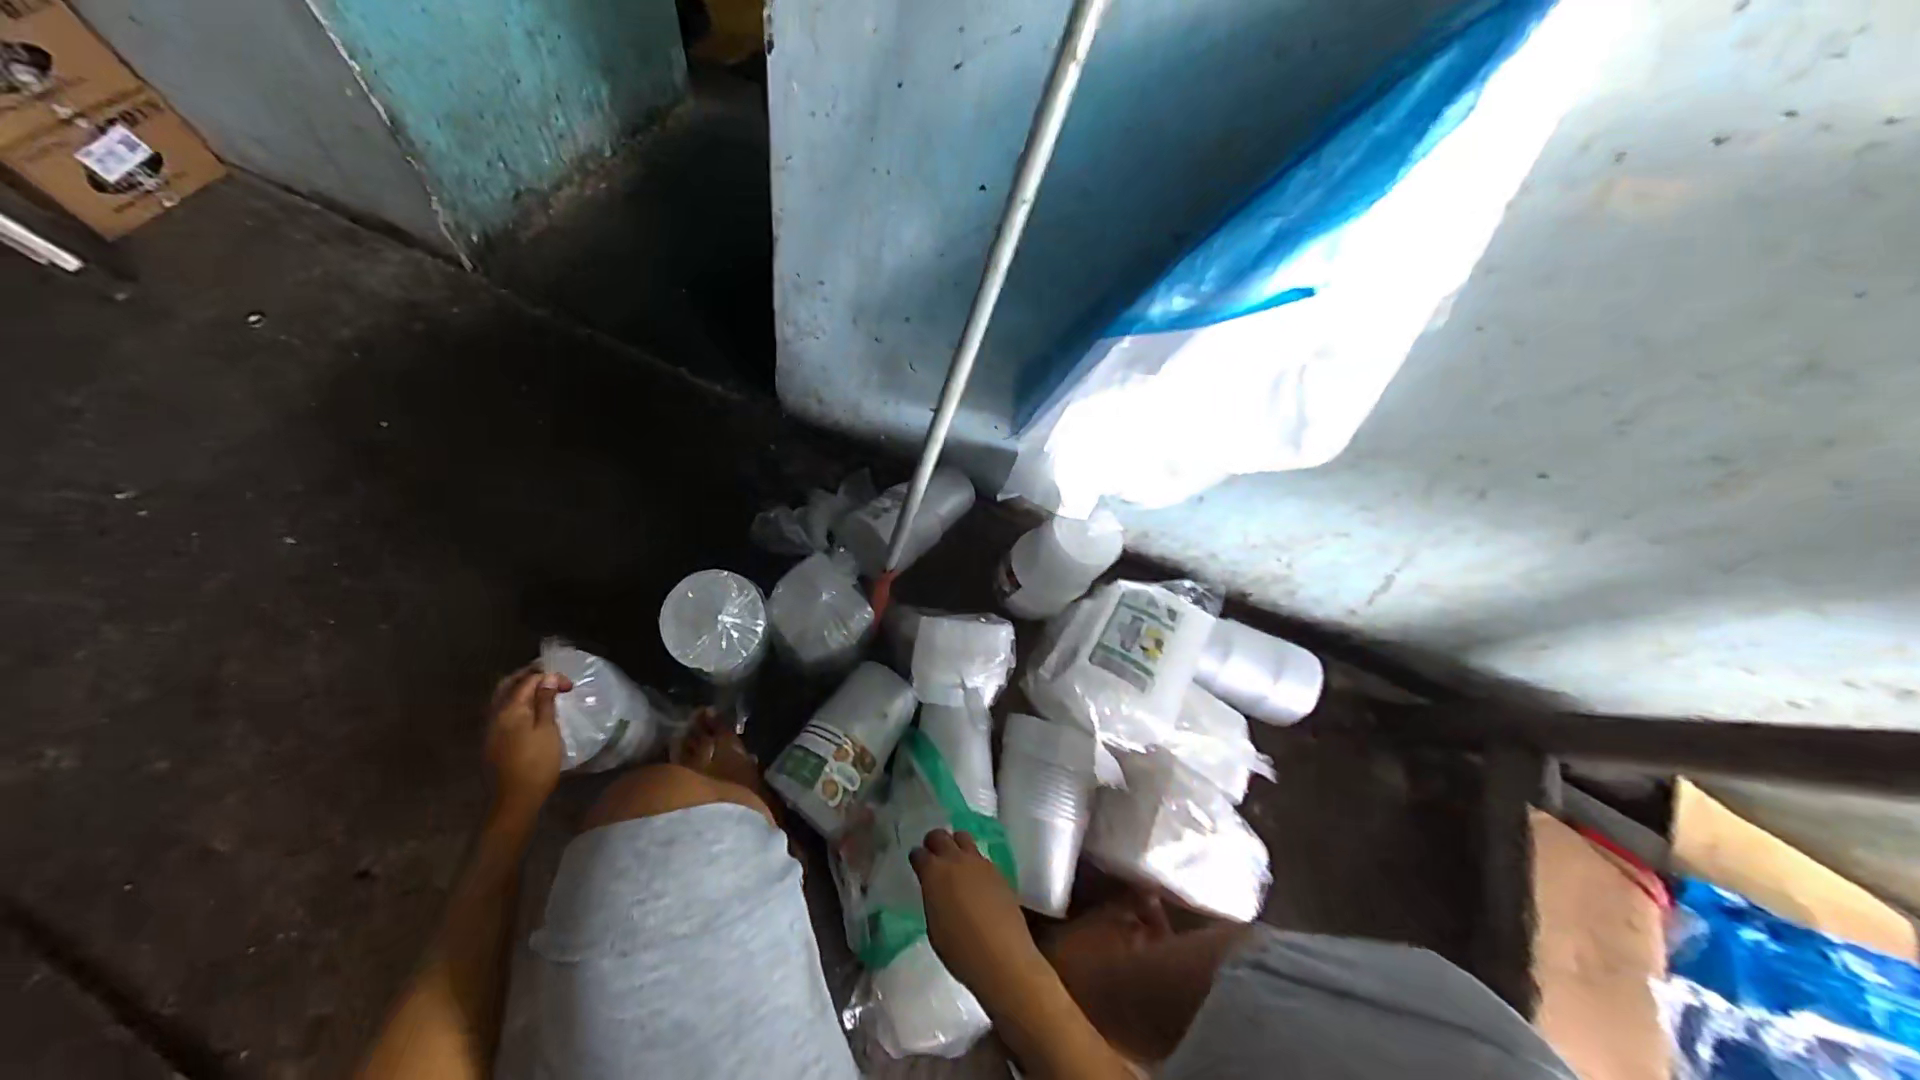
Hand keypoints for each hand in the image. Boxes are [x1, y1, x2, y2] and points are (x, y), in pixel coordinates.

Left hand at [484, 666, 570, 812]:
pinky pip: (501, 710)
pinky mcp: (492, 739)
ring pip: (502, 697)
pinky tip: (529, 708)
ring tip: (543, 689)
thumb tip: (547, 677)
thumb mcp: (548, 730)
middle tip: (551, 675)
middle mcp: (495, 714)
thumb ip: (545, 702)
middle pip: (508, 684)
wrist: (514, 799)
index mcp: (510, 709)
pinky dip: (516, 701)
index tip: (569, 686)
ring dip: (521, 688)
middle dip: (529, 676)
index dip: (549, 676)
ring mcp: (490, 728)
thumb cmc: (537, 763)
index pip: (528, 681)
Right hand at [911, 829, 1053, 1012]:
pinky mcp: (998, 872)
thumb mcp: (934, 927)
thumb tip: (936, 891)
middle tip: (933, 854)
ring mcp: (980, 863)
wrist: (1002, 957)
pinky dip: (974, 861)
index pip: (919, 854)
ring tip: (955, 860)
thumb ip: (932, 899)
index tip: (916, 863)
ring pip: (964, 838)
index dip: (916, 858)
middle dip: (933, 842)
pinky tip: (975, 879)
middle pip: (941, 836)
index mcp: (934, 873)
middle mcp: (956, 860)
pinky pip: (981, 857)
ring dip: (956, 845)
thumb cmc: (960, 950)